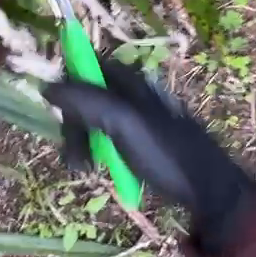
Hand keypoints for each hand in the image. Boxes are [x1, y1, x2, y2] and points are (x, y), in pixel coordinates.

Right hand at [44, 59, 255, 256]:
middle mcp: (131, 95)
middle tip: (73, 156)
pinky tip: (97, 169)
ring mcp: (134, 120)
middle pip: (85, 97)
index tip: (57, 111)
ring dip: (80, 143)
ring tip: (82, 169)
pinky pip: (104, 139)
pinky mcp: (136, 142)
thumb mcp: (124, 122)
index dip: (69, 84)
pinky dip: (95, 152)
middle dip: (73, 124)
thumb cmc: (167, 152)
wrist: (208, 190)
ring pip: (92, 121)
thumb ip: (87, 101)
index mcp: (130, 82)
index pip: (88, 66)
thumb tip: (47, 86)